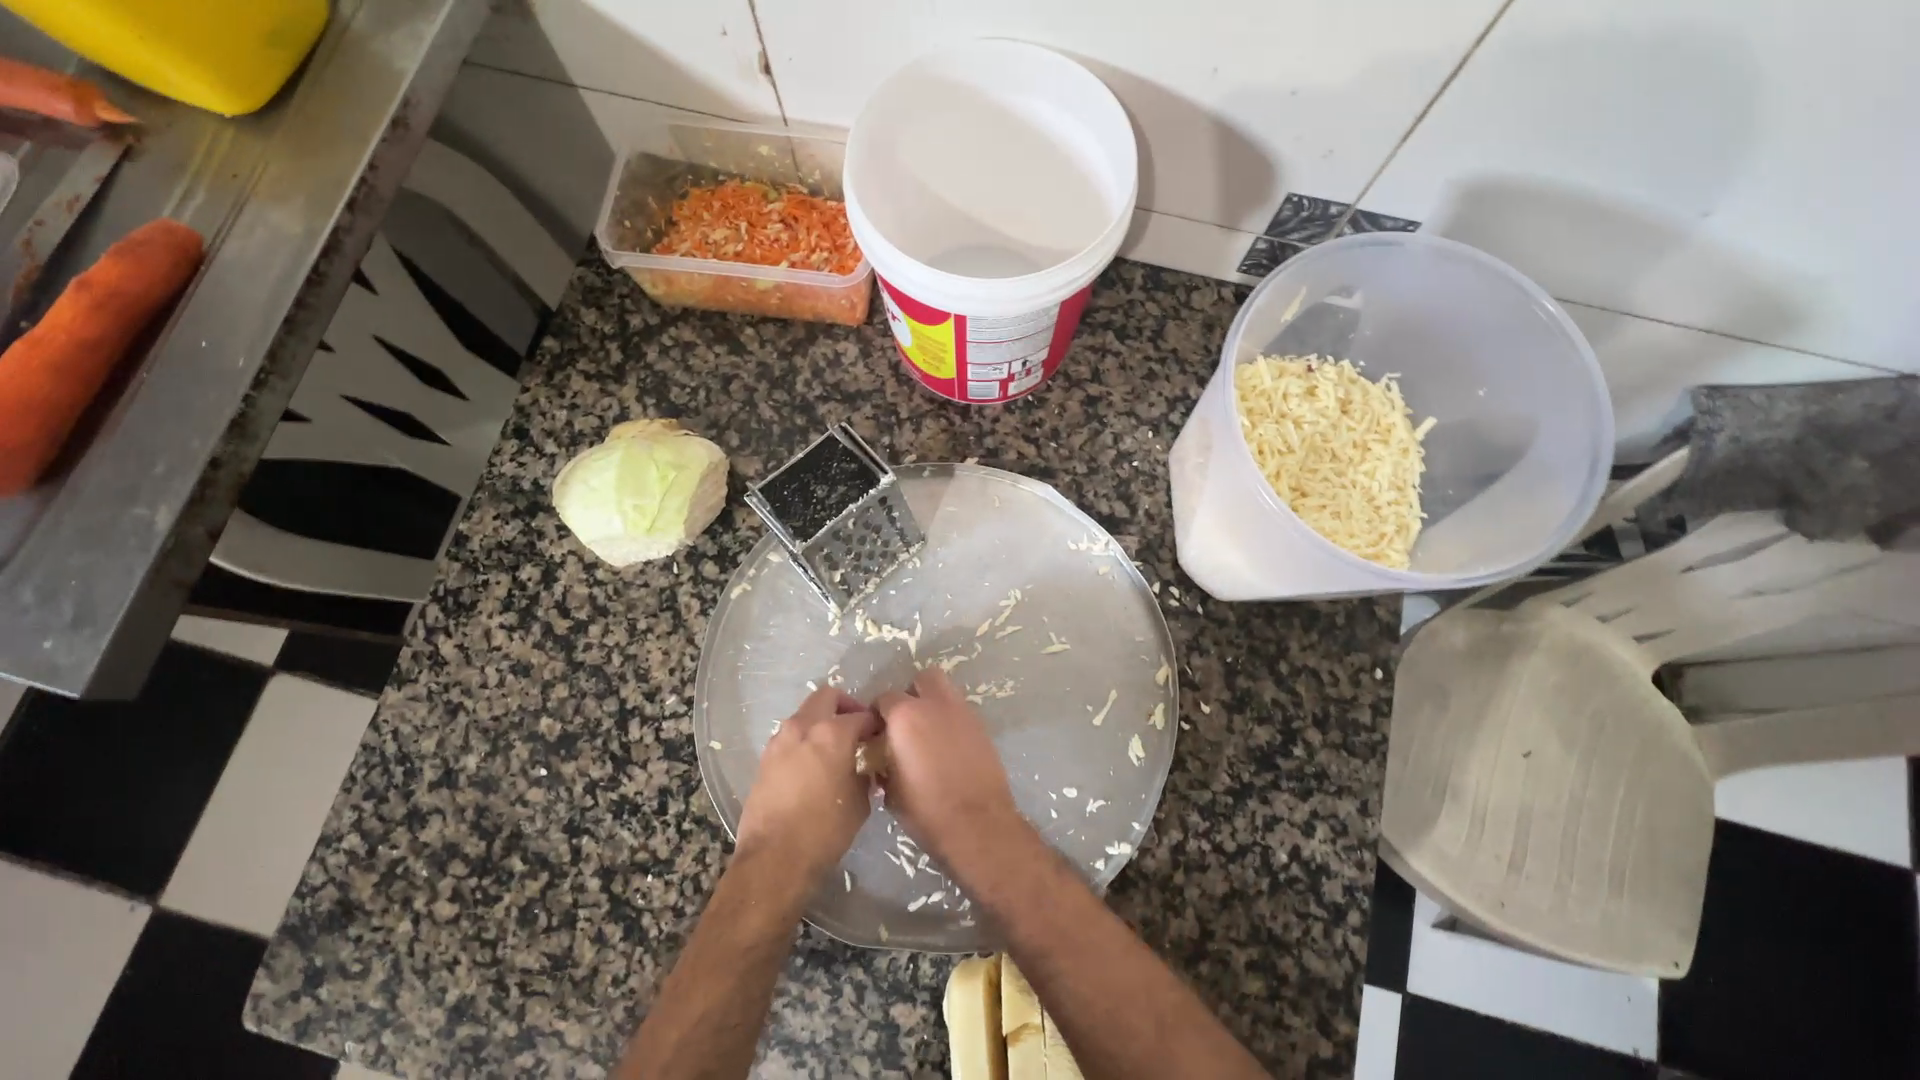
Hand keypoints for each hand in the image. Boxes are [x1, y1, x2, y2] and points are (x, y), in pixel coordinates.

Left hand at [736, 686, 880, 884]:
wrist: (775, 858)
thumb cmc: (825, 830)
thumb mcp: (859, 802)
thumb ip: (864, 775)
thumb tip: (864, 769)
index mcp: (832, 733)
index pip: (861, 715)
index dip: (875, 723)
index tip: (882, 735)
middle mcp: (802, 728)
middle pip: (825, 697)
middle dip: (845, 706)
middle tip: (857, 729)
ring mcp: (778, 742)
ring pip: (803, 716)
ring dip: (821, 723)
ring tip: (834, 750)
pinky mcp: (764, 760)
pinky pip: (789, 739)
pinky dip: (804, 742)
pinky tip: (813, 767)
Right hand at [873, 670, 1036, 883]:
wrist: (978, 825)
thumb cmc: (926, 811)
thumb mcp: (890, 792)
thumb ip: (884, 764)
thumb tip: (883, 759)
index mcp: (905, 716)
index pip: (884, 698)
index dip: (878, 714)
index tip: (877, 732)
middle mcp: (935, 705)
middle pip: (923, 679)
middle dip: (912, 694)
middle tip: (906, 721)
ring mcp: (964, 713)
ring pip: (946, 692)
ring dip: (934, 704)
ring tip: (928, 733)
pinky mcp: (983, 728)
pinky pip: (962, 713)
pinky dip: (952, 721)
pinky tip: (948, 747)